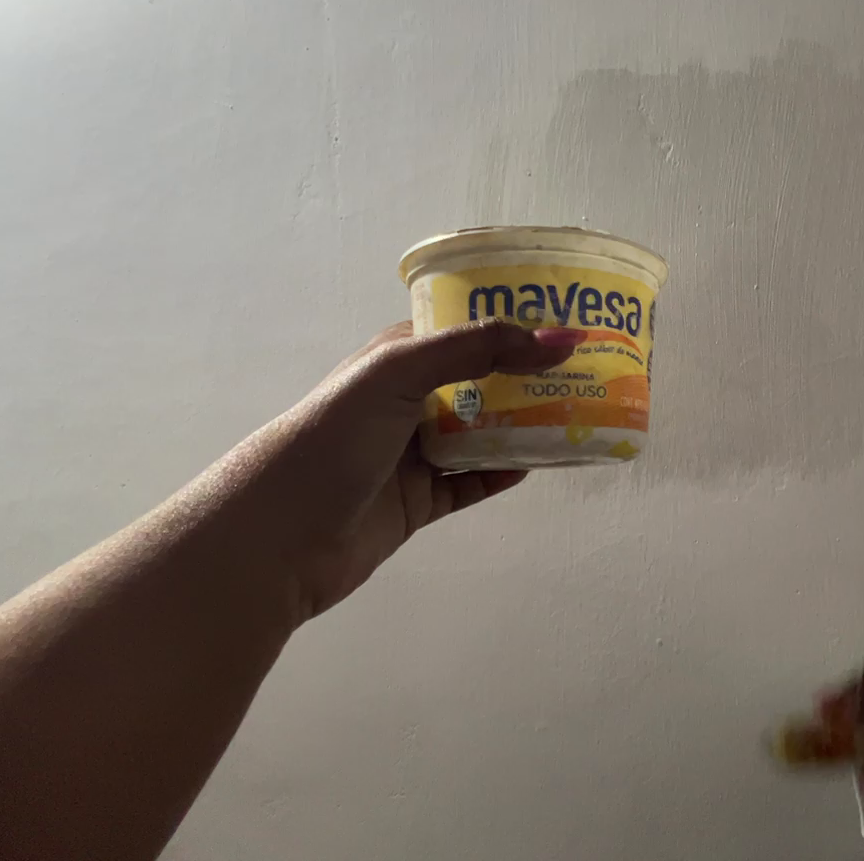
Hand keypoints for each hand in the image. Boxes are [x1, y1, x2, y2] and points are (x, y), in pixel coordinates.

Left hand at [183, 319, 577, 623]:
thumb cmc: (333, 438)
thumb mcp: (400, 373)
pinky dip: (507, 471)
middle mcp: (410, 400)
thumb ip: (478, 349)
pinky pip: (476, 480)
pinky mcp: (422, 499)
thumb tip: (561, 338)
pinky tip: (542, 463)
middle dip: (530, 375)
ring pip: (485, 432)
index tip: (567, 320)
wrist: (276, 542)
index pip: (467, 328)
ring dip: (527, 424)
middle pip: (483, 381)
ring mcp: (416, 452)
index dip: (515, 321)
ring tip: (579, 415)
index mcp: (399, 358)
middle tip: (587, 370)